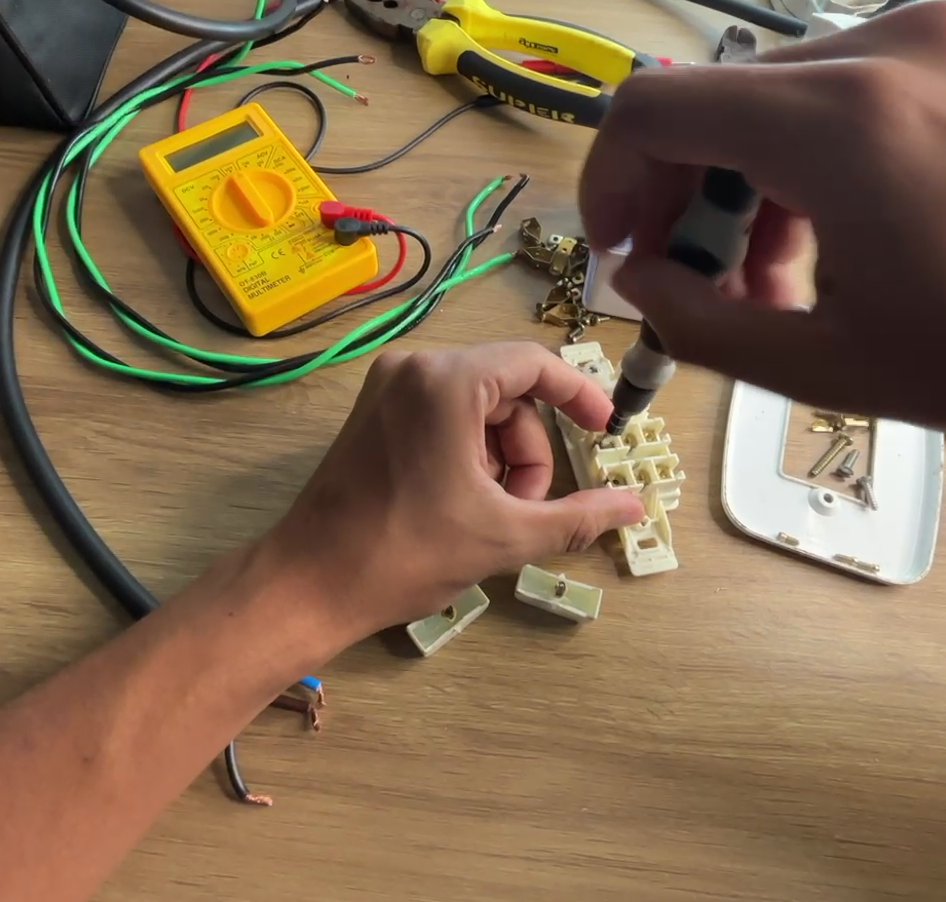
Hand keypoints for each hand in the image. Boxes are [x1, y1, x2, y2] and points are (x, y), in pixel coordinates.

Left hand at [259, 343, 645, 639]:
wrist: (311, 582)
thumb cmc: (408, 553)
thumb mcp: (505, 535)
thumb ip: (578, 516)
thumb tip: (635, 507)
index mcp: (446, 380)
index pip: (533, 363)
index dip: (578, 395)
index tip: (604, 431)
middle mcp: (414, 366)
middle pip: (505, 389)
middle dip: (528, 448)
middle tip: (527, 505)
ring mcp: (387, 385)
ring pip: (475, 404)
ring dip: (499, 455)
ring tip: (491, 511)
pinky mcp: (373, 409)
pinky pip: (442, 412)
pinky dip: (467, 449)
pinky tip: (460, 497)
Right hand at [578, 0, 945, 457]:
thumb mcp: (819, 365)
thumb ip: (693, 321)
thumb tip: (634, 279)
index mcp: (834, 123)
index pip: (650, 111)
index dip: (608, 183)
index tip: (619, 252)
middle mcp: (879, 52)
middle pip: (707, 106)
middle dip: (675, 199)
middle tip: (691, 281)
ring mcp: (933, 42)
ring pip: (767, 105)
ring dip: (737, 190)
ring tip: (767, 281)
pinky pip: (835, 99)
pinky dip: (798, 168)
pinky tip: (828, 241)